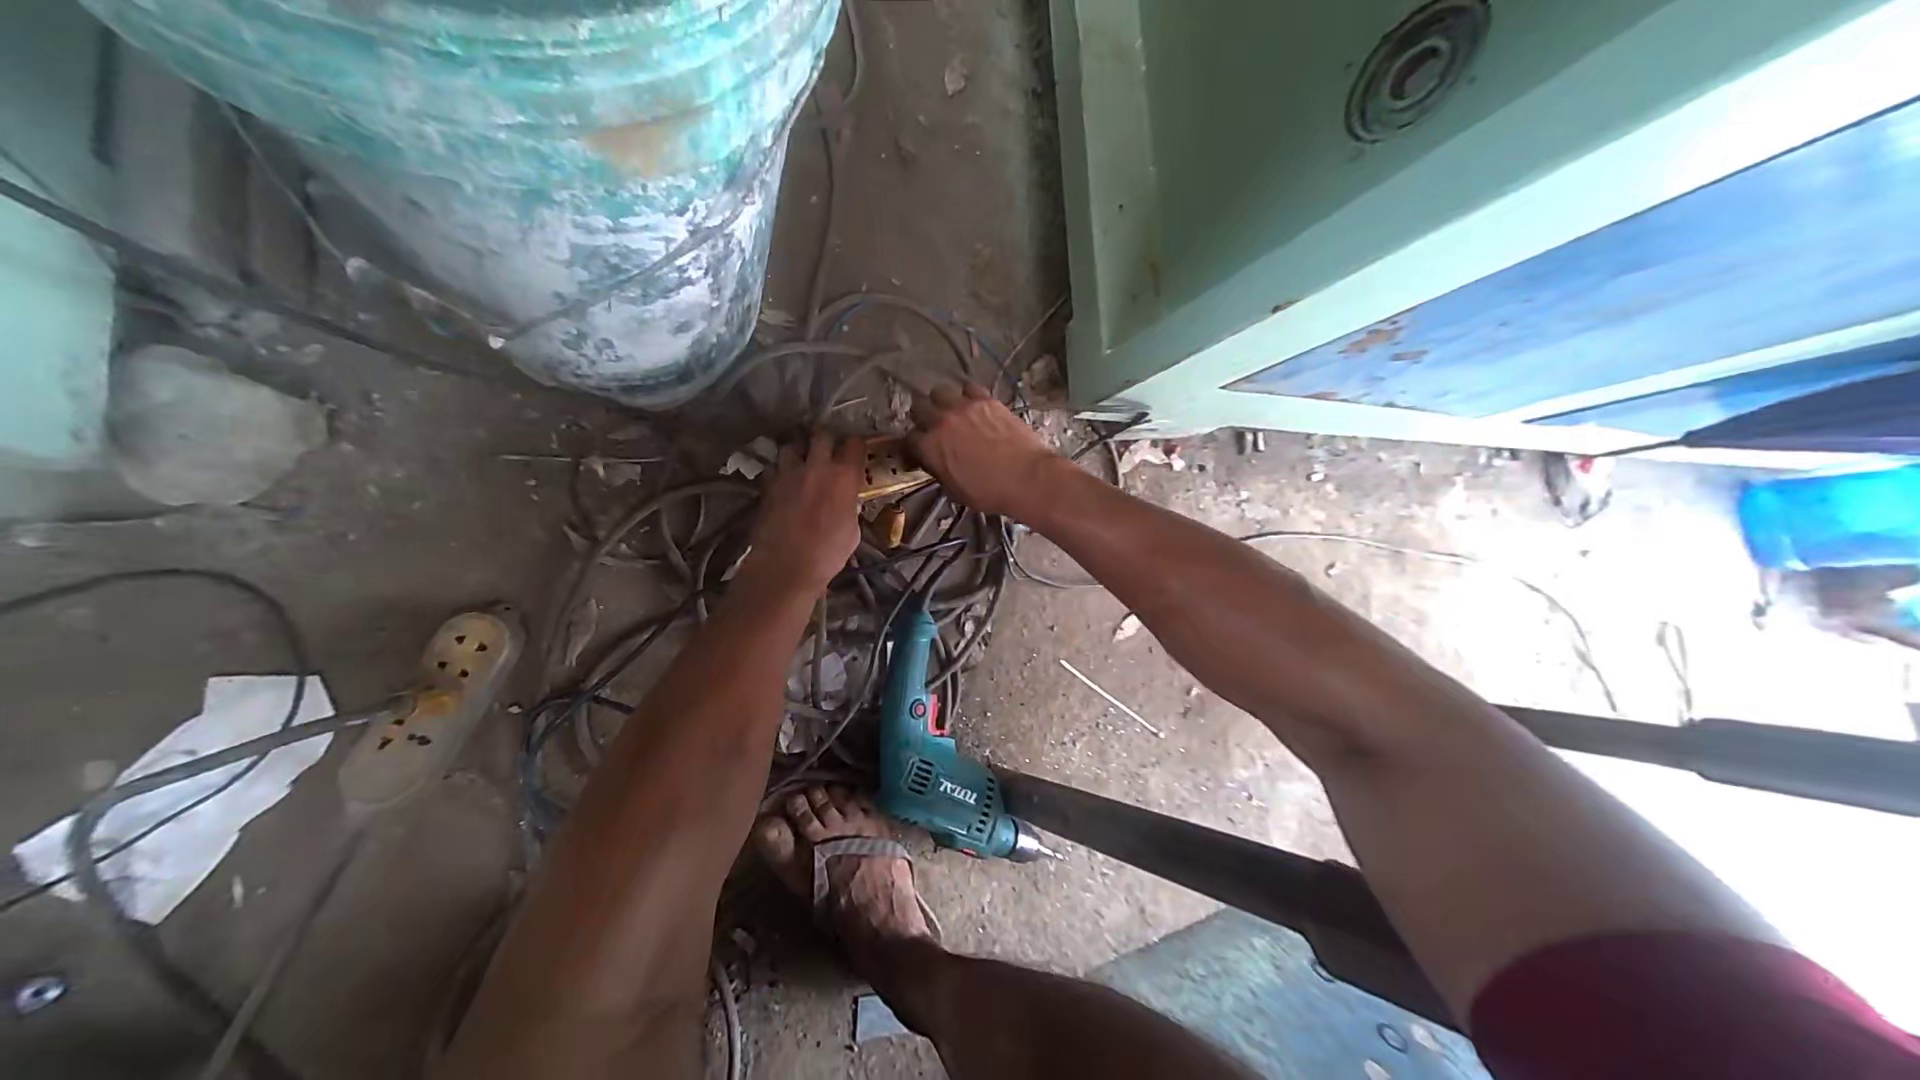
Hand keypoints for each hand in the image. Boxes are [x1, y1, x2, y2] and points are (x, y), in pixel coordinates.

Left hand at [743, 432, 864, 593]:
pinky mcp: (768, 485)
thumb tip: (846, 502)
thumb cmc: (828, 554)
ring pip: (792, 446)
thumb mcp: (852, 530)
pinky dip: (780, 471)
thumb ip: (849, 507)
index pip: (854, 444)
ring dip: (799, 451)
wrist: (785, 566)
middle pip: (822, 435)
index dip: (856, 445)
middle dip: (826, 440)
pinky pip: (774, 468)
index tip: (856, 451)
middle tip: (828, 451)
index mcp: (844, 477)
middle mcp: (817, 467)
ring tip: (801, 462)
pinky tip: (783, 482)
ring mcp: (788, 474)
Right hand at [908, 383, 1060, 517]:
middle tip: (933, 426)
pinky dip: (968, 395)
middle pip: (919, 407)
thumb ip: (939, 471)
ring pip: (940, 391)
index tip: (920, 450)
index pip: (908, 438)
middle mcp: (941, 421)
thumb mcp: (955, 490)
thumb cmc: (989, 492)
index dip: (913, 445)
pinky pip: (969, 388)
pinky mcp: (986, 400)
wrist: (1026, 477)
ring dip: (942, 401)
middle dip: (923, 417)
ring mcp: (964, 407)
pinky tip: (974, 405)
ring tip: (952, 411)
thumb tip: (935, 462)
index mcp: (930, 447)